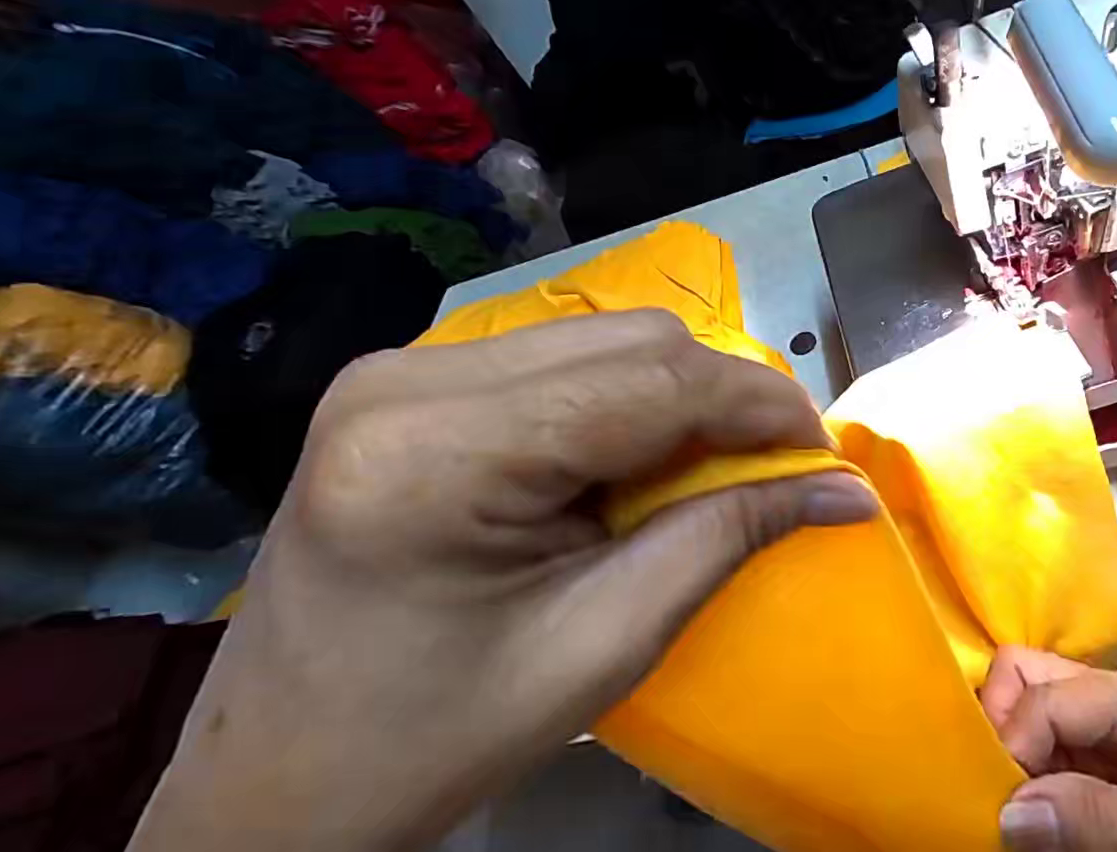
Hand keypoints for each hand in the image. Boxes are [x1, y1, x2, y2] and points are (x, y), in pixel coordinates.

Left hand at [131, 311, 876, 851]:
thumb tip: (841, 489)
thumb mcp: (601, 645)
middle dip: (723, 396)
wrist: (275, 777)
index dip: (757, 402)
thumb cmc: (434, 738)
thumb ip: (726, 540)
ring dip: (680, 393)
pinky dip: (629, 396)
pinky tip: (635, 454)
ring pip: (605, 338)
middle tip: (768, 463)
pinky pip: (565, 358)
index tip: (822, 447)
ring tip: (706, 464)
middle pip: (631, 340)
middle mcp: (412, 376)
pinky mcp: (416, 379)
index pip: (649, 382)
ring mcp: (405, 367)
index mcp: (437, 451)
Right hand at [983, 647, 1116, 851]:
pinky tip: (1044, 818)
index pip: (1037, 692)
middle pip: (1026, 681)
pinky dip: (1037, 781)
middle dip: (1000, 727)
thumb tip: (1007, 812)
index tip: (1000, 807)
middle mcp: (1113, 697)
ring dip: (1014, 760)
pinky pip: (1057, 756)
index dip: (1009, 739)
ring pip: (1033, 718)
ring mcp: (1114, 730)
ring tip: (1016, 816)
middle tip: (999, 796)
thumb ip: (1103, 818)